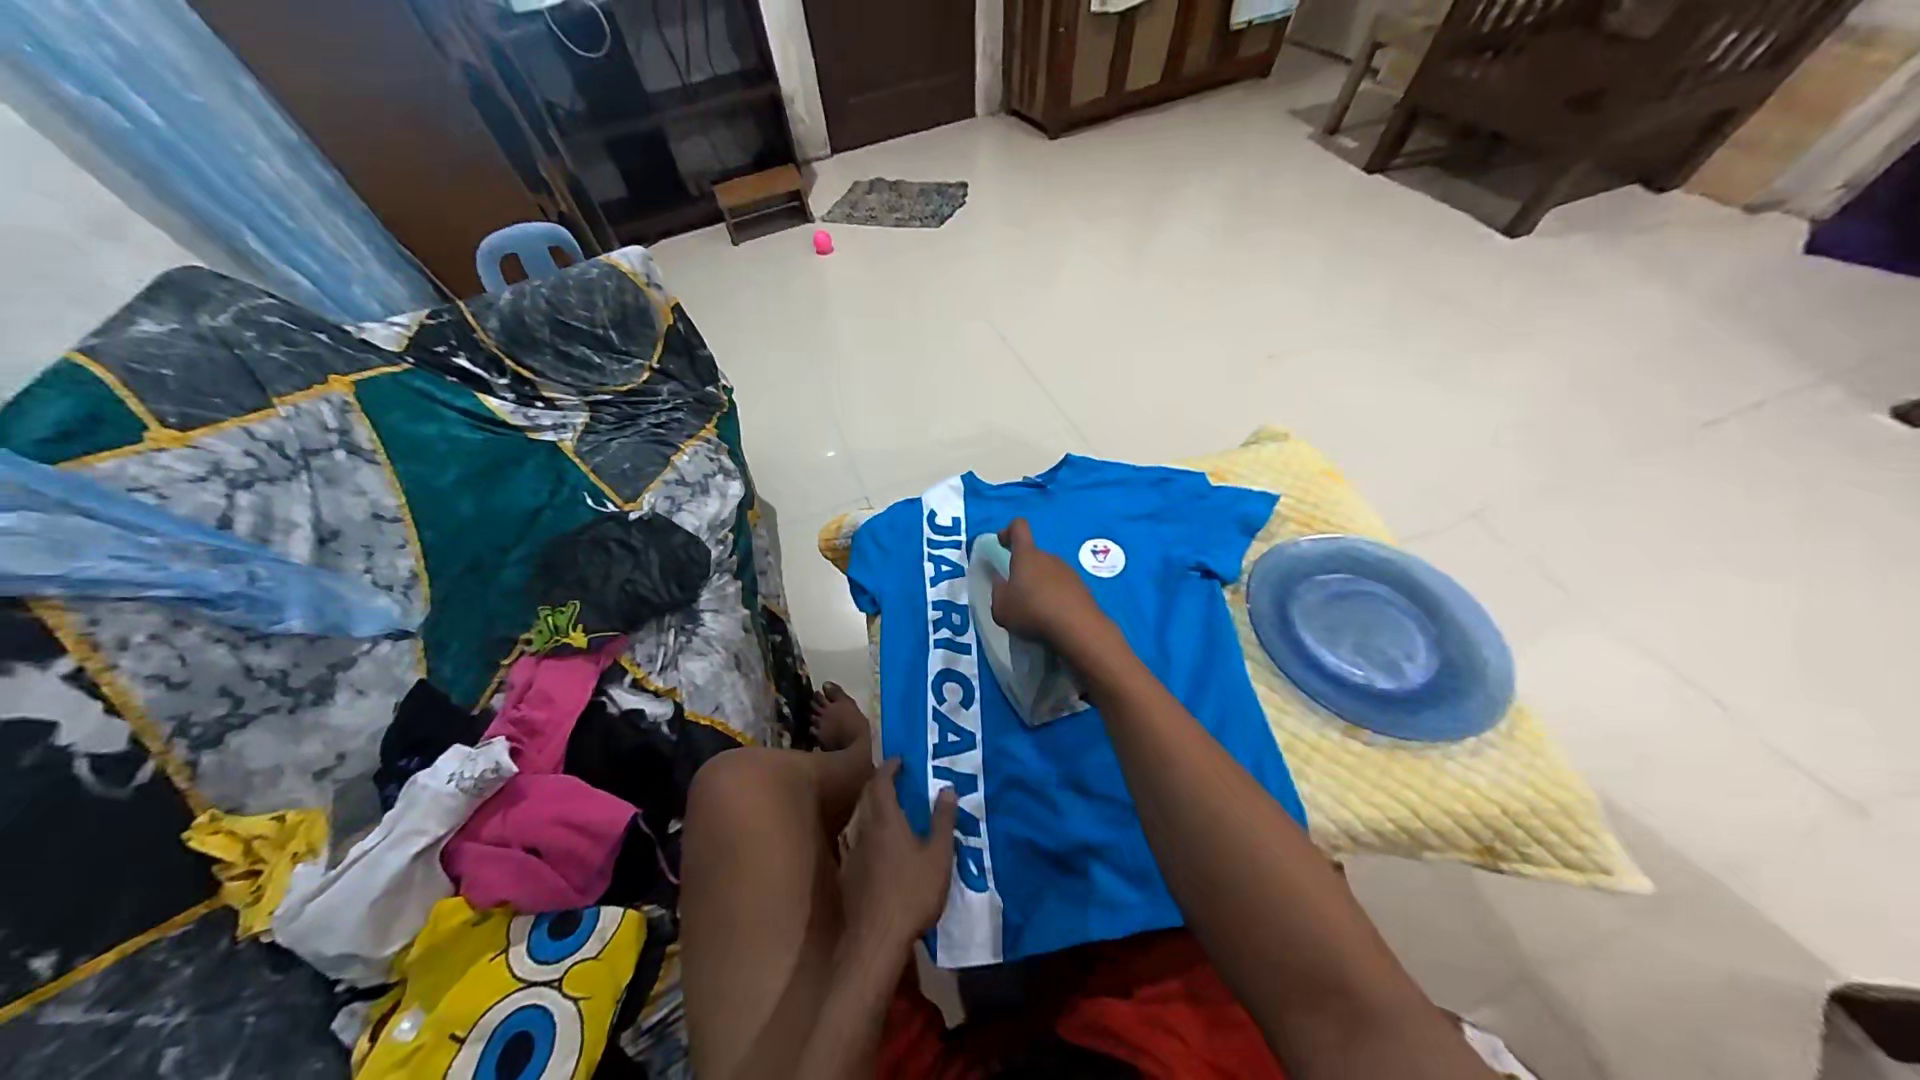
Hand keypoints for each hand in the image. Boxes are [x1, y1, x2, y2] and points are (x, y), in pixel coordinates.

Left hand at [841, 760, 957, 948]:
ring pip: (860, 821)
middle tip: (899, 782)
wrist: (876, 939)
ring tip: (892, 813)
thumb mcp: (939, 856)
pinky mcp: (848, 875)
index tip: (900, 760)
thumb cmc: (912, 892)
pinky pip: (857, 844)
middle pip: (867, 798)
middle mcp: (864, 830)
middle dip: (881, 785)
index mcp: (885, 820)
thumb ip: (943, 821)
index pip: (880, 782)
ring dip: (873, 811)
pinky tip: (879, 850)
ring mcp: (852, 854)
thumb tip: (947, 788)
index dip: (889, 768)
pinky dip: (868, 836)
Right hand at [991, 518, 1109, 650]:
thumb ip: (998, 591)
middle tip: (1016, 594)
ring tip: (1035, 610)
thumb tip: (1001, 581)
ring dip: (1041, 585)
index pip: (1019, 527)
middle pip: (1034, 555)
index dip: (1009, 531)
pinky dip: (1055, 597)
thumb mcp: (1001, 608)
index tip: (1002, 543)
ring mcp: (1069, 571)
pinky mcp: (1083, 588)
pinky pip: (1063, 587)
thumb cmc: (1032, 611)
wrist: (1077, 628)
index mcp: (1027, 555)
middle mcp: (1049, 557)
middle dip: (1024, 570)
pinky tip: (1052, 617)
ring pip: (1049, 572)